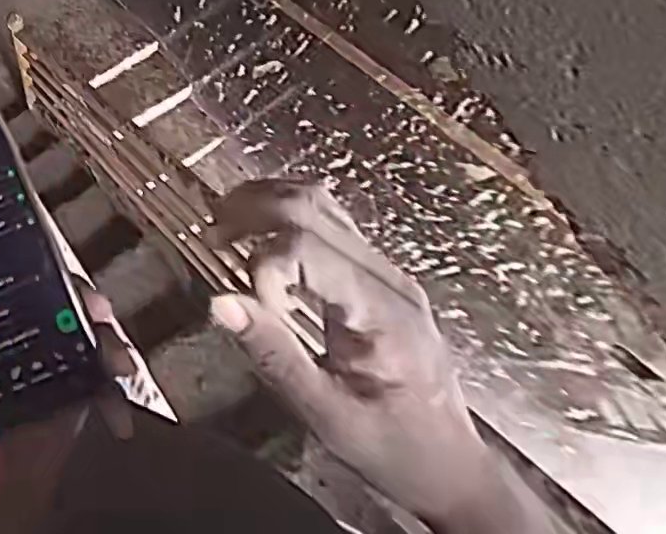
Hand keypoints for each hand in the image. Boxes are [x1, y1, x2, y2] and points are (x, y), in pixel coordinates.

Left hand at [0, 279, 139, 533]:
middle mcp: (21, 348)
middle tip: (98, 308)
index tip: (49, 262)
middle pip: (58, 310)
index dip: (32, 272)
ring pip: (86, 343)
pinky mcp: (73, 409)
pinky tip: (118, 417)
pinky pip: (101, 392)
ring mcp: (50, 376)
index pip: (12, 293)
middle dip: (83, 302)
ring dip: (110, 344)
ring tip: (117, 358)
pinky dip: (115, 399)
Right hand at [212, 181, 554, 533]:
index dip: (263, 265)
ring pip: (313, 199)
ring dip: (260, 201)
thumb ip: (273, 355)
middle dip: (248, 212)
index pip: (306, 247)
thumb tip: (218, 302)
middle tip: (213, 236)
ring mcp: (382, 268)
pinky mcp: (369, 267)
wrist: (452, 466)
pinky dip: (276, 210)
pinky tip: (254, 231)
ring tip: (226, 225)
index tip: (252, 303)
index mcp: (383, 311)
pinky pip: (320, 213)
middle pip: (307, 206)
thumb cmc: (393, 447)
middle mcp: (387, 277)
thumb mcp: (329, 416)